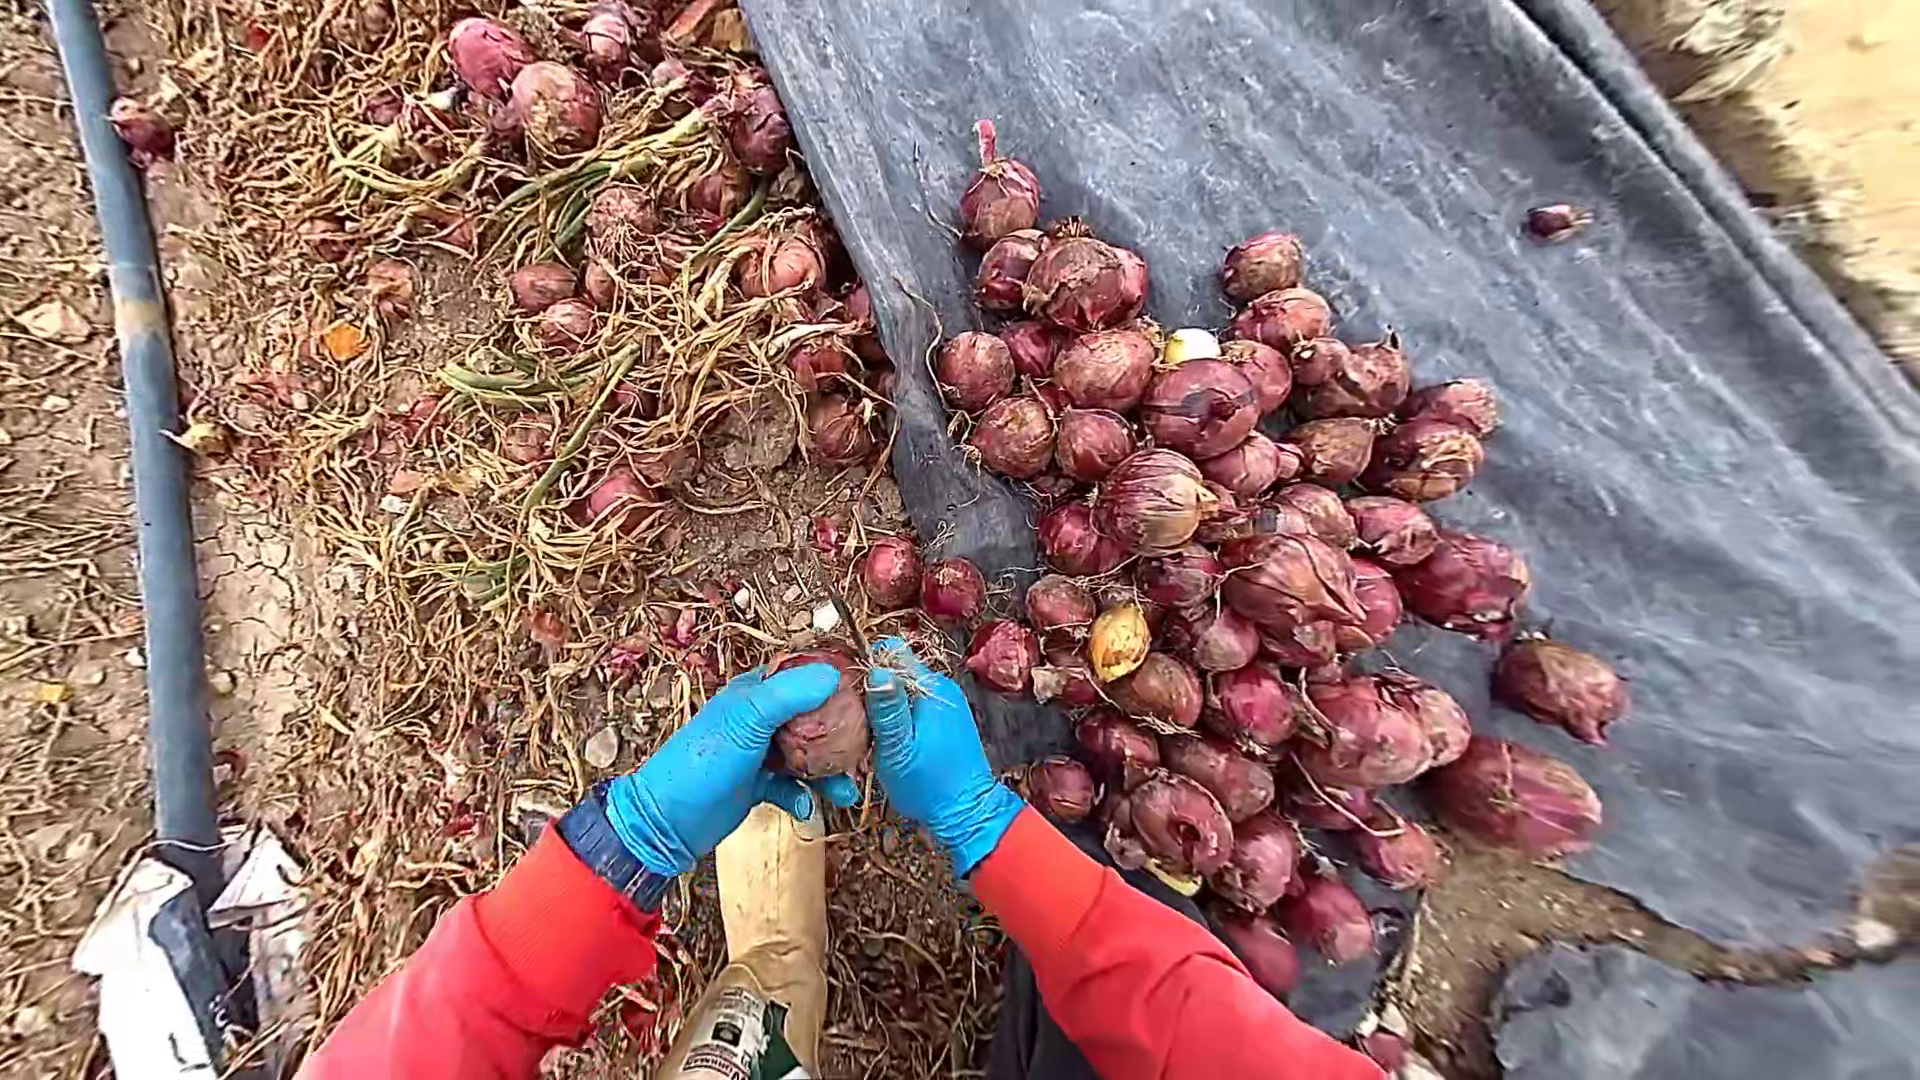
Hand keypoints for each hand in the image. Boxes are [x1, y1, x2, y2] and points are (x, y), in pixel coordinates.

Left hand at [605, 664, 860, 875]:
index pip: (804, 675)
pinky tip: (806, 806)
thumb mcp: (747, 720)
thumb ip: (789, 694)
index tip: (866, 695)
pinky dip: (803, 795)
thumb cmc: (703, 762)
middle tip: (865, 747)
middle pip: (814, 716)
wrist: (665, 825)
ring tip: (846, 791)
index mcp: (757, 692)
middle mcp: (762, 717)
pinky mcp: (759, 782)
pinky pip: (793, 785)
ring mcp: (761, 751)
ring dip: (829, 772)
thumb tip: (832, 675)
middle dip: (841, 732)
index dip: (835, 682)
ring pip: (808, 753)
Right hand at [865, 637, 1023, 874]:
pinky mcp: (946, 717)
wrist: (968, 813)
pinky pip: (915, 705)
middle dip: (875, 689)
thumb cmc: (930, 786)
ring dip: (886, 706)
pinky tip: (892, 741)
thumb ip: (887, 709)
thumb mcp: (899, 749)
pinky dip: (900, 717)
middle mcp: (941, 687)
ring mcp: (946, 702)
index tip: (854, 690)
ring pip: (904, 689)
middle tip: (859, 719)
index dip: (868, 666)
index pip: (893, 652)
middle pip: (897, 670)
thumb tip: (876, 669)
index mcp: (931, 688)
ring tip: (874, 734)